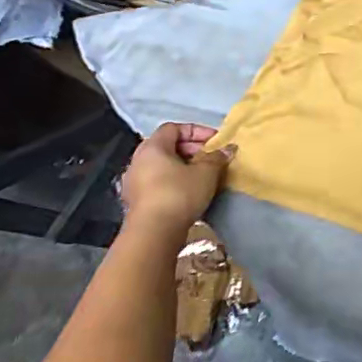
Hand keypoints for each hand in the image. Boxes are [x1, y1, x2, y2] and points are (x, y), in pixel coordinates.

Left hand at [118, 123, 232, 236]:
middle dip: (191, 149)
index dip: (196, 131)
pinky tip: (188, 193)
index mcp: (152, 147)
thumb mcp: (206, 173)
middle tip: (211, 158)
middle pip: (166, 146)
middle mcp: (138, 160)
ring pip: (161, 166)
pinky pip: (156, 183)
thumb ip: (217, 158)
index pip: (174, 128)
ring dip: (182, 167)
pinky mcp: (135, 201)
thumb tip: (228, 149)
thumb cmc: (179, 194)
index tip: (215, 141)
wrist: (153, 232)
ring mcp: (133, 182)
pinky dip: (172, 182)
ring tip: (202, 176)